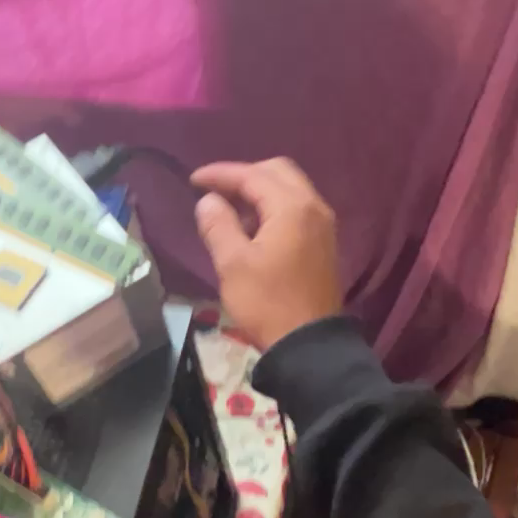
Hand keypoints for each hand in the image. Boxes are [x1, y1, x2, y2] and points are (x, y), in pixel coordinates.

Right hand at [191, 158, 342, 349]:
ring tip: (230, 210)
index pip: (252, 175)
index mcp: (292, 207)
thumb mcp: (233, 264)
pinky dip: (274, 209)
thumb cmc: (267, 303)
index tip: (193, 180)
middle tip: (215, 190)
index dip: (220, 174)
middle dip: (244, 176)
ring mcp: (323, 226)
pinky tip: (254, 229)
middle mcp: (314, 207)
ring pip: (289, 190)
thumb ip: (218, 225)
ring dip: (259, 192)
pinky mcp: (323, 244)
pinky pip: (297, 210)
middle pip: (277, 172)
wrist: (308, 344)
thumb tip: (209, 201)